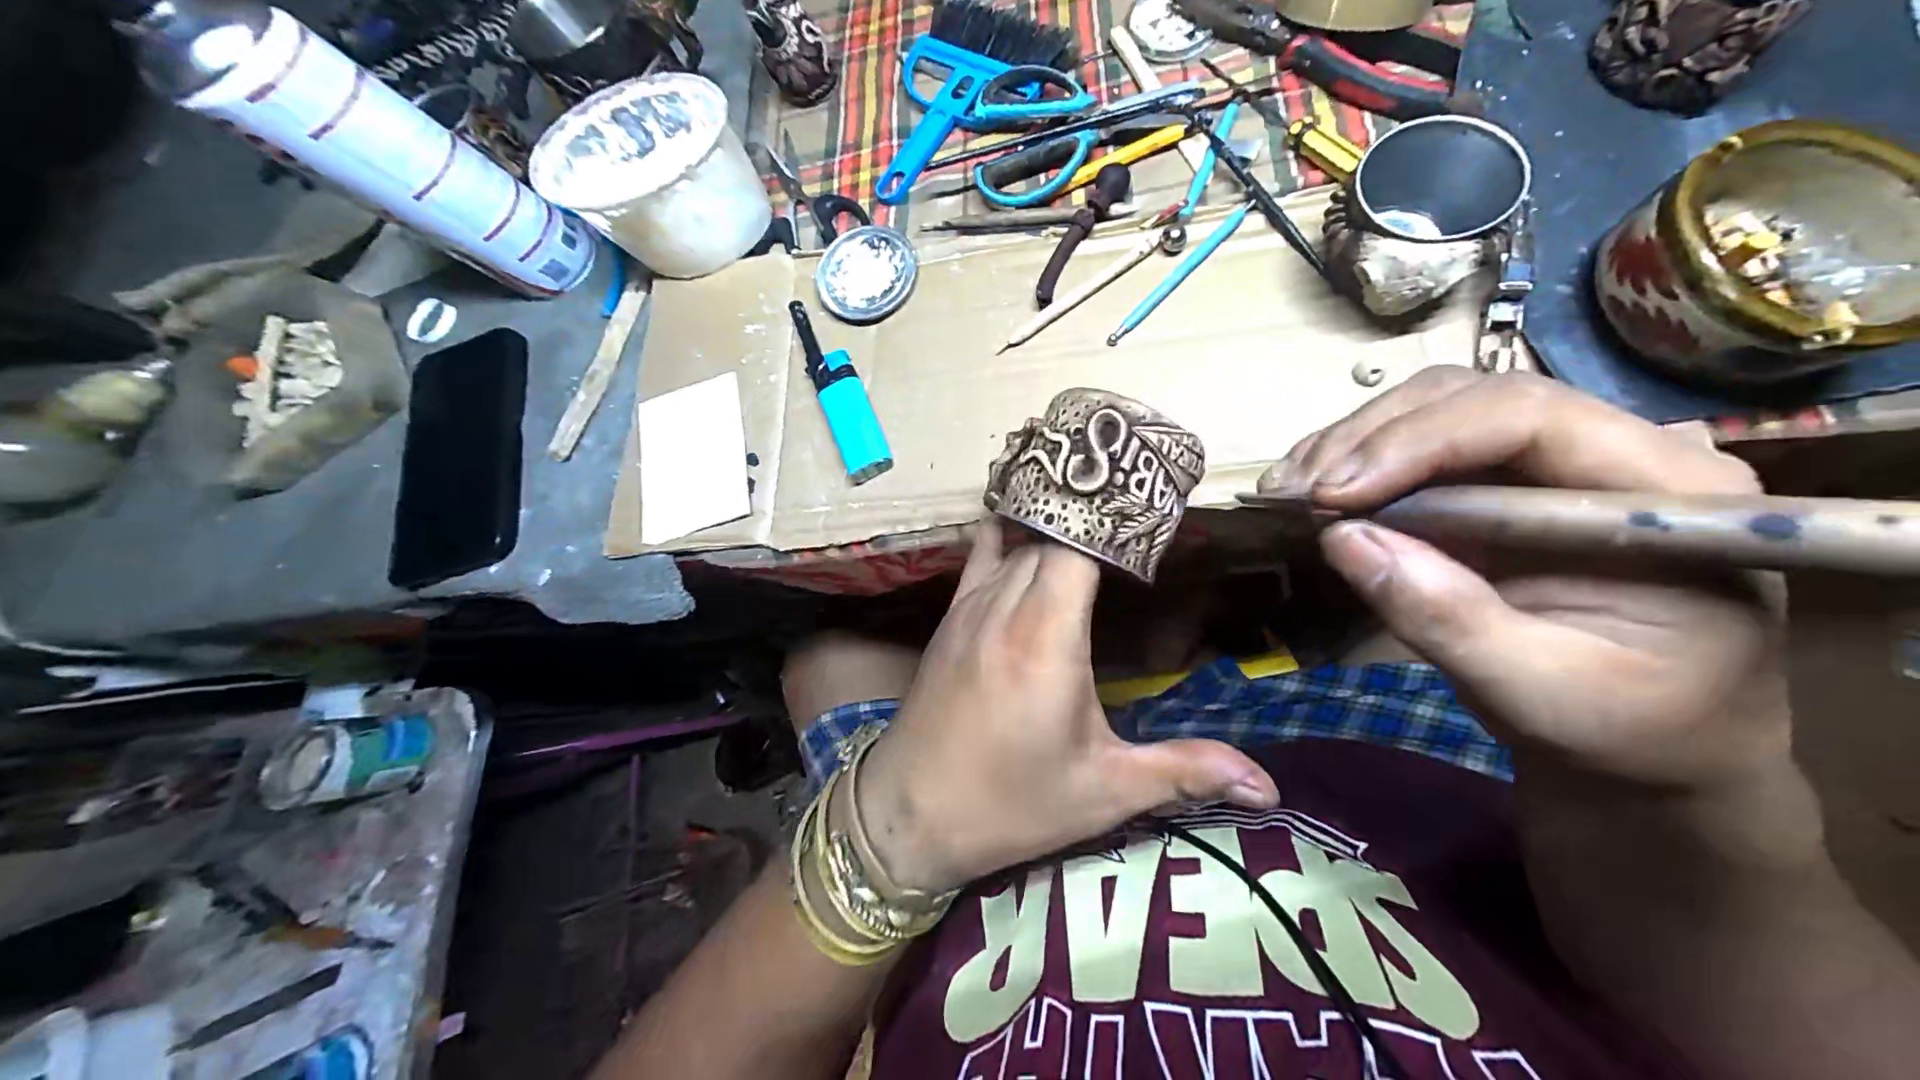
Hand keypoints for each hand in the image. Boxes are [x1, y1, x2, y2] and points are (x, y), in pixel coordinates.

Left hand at [856, 520, 1279, 892]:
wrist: (908, 814)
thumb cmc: (1010, 804)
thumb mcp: (1103, 790)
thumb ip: (1184, 771)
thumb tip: (1270, 786)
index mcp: (1045, 637)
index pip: (1078, 544)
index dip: (1115, 523)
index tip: (1154, 514)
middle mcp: (1003, 607)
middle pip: (1050, 535)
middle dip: (1094, 521)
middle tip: (1139, 512)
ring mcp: (969, 608)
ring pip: (1016, 541)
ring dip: (1053, 524)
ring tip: (1095, 510)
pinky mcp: (948, 619)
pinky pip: (982, 556)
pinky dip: (1009, 535)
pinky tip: (1030, 532)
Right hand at [1263, 368, 1790, 791]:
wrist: (1641, 747)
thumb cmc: (1620, 729)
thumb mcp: (1541, 692)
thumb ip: (1450, 618)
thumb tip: (1341, 539)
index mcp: (1665, 493)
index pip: (1529, 417)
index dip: (1420, 441)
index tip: (1333, 495)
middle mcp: (1607, 453)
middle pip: (1468, 398)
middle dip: (1368, 440)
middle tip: (1292, 495)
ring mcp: (1544, 466)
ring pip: (1430, 410)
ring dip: (1346, 446)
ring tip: (1284, 494)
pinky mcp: (1493, 487)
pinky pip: (1412, 448)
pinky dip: (1349, 464)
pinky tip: (1306, 492)